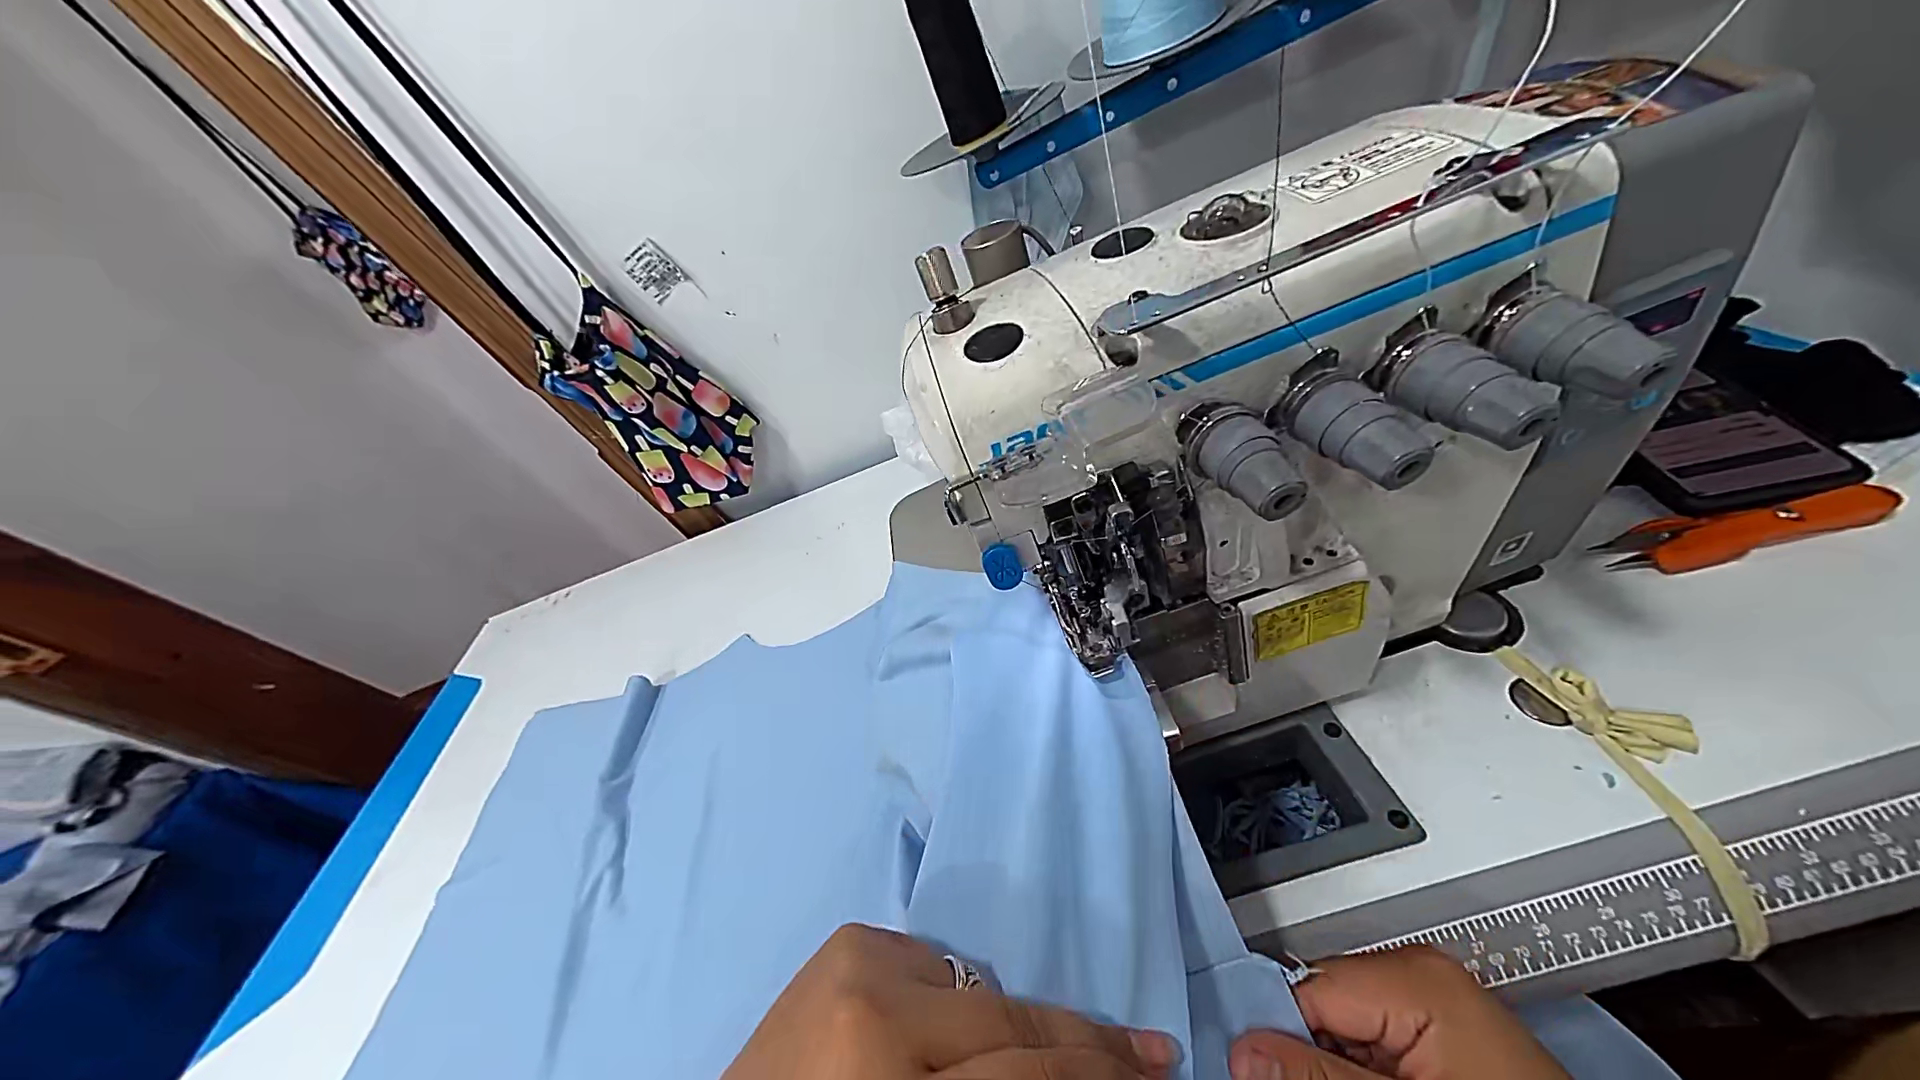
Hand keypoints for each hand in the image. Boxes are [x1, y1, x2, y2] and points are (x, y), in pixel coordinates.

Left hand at [723, 923, 1183, 1079]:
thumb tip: (1070, 1068)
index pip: (1028, 1073)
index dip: (1099, 1073)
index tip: (1154, 1069)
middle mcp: (875, 1015)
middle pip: (1010, 1018)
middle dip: (1083, 1040)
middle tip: (1144, 1052)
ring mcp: (855, 966)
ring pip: (977, 983)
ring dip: (1012, 1017)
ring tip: (1064, 1040)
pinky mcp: (843, 942)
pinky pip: (932, 963)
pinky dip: (952, 995)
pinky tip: (957, 1026)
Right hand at [1228, 947, 1570, 1079]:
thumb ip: (1320, 1078)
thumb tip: (1247, 1053)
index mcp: (1414, 976)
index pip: (1302, 986)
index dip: (1277, 1033)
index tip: (1258, 1071)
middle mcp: (1420, 973)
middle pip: (1320, 1003)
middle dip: (1307, 1053)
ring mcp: (1433, 1001)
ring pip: (1342, 1024)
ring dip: (1332, 1065)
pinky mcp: (1441, 1030)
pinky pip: (1373, 1037)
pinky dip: (1360, 1067)